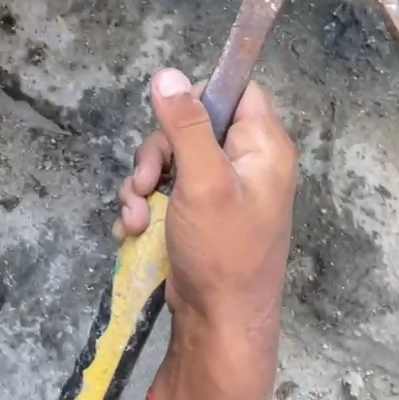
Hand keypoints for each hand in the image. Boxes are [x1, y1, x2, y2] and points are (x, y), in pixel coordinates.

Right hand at [116, 69, 296, 339]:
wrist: (218, 324)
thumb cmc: (222, 252)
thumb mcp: (203, 182)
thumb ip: (185, 125)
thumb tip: (167, 75)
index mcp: (263, 147)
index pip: (237, 90)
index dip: (199, 96)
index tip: (171, 118)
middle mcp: (244, 163)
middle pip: (189, 125)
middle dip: (157, 154)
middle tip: (147, 182)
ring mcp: (218, 190)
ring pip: (168, 160)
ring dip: (142, 186)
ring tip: (138, 218)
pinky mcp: (195, 214)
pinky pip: (162, 192)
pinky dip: (144, 207)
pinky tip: (135, 230)